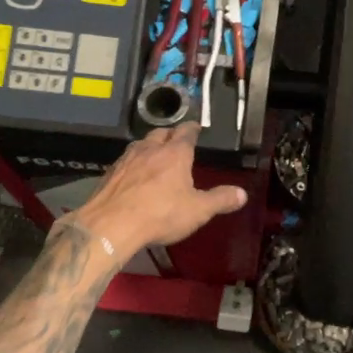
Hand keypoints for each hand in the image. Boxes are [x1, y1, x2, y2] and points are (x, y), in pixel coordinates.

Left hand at [72, 124, 246, 257]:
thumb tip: (242, 193)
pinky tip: (134, 174)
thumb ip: (220, 200)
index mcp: (175, 153)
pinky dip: (133, 162)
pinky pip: (125, 160)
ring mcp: (127, 159)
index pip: (186, 132)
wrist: (111, 224)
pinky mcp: (110, 172)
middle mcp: (150, 149)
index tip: (196, 128)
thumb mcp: (198, 210)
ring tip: (155, 155)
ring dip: (150, 146)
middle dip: (170, 134)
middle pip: (161, 132)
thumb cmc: (160, 214)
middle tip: (176, 140)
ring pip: (141, 144)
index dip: (192, 129)